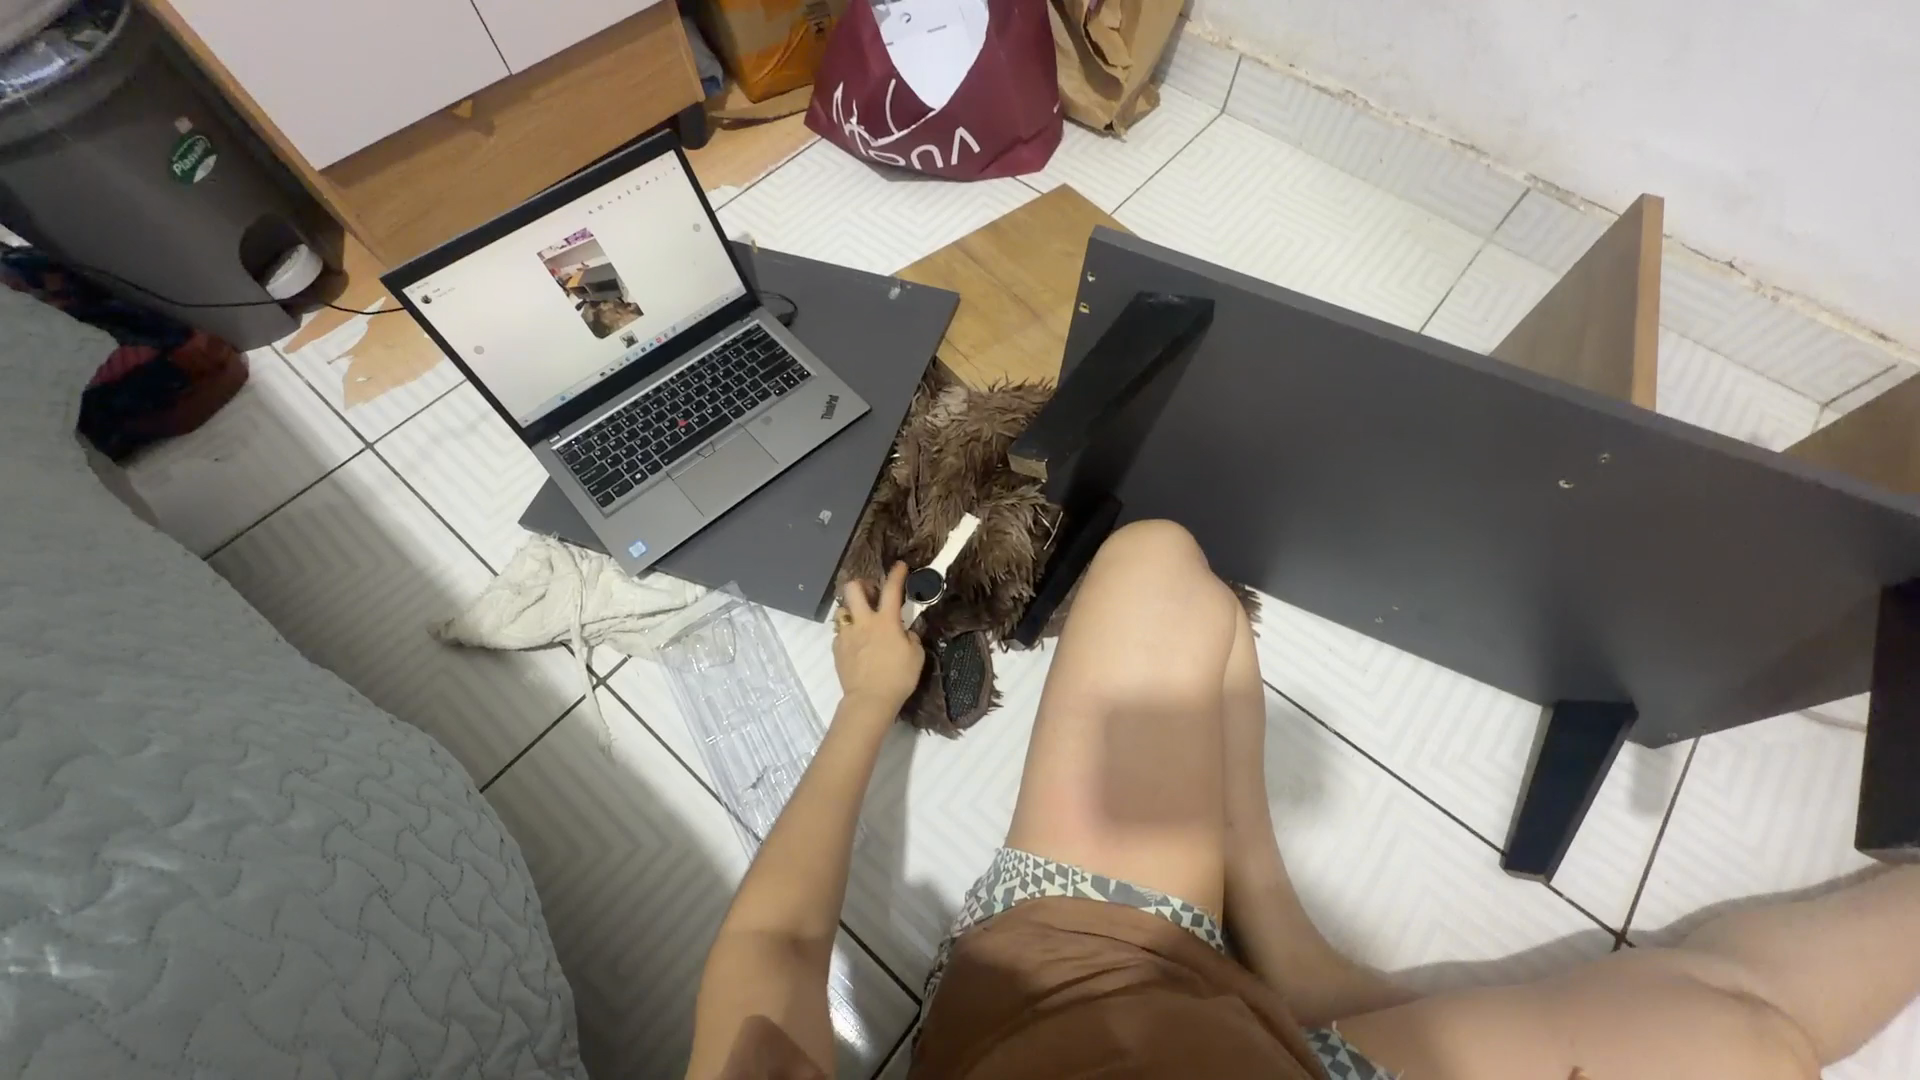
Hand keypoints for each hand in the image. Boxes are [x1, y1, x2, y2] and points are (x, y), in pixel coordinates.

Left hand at [834, 562, 924, 711]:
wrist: (869, 700)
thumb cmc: (898, 677)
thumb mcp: (916, 656)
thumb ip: (910, 638)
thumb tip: (904, 633)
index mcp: (886, 621)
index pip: (891, 589)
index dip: (897, 574)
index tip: (900, 566)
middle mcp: (863, 622)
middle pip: (853, 589)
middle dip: (862, 584)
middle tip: (871, 594)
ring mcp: (847, 635)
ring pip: (843, 610)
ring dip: (853, 611)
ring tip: (862, 621)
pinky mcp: (837, 649)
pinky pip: (841, 633)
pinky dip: (849, 634)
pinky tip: (857, 645)